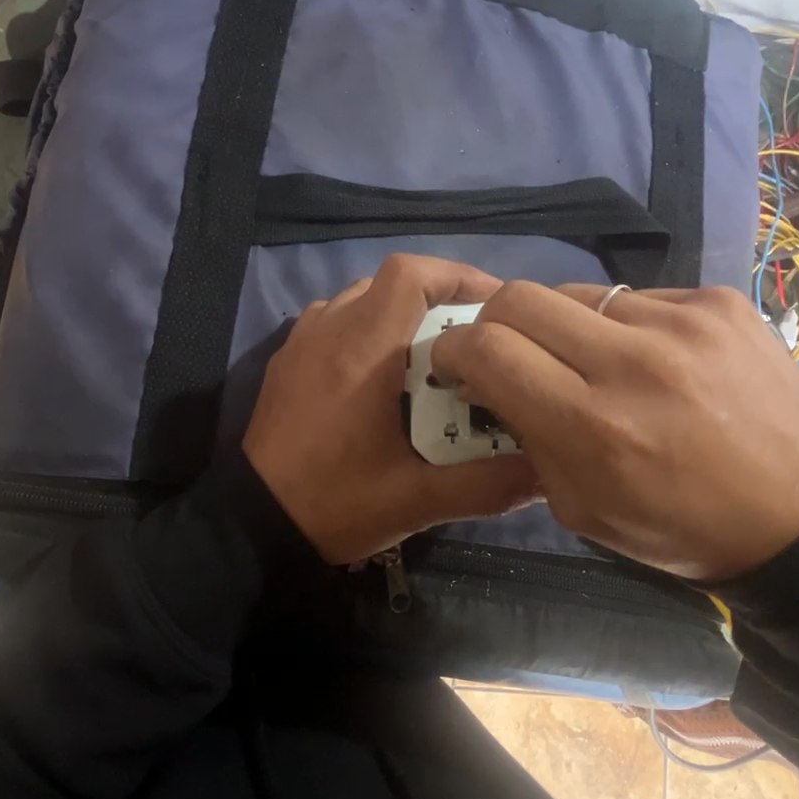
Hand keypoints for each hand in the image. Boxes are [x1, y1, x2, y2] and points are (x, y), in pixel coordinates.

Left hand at [243, 255, 541, 565]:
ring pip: (358, 301)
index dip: (456, 275)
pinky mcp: (284, 364)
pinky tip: (381, 378)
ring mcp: (299, 344)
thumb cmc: (334, 503)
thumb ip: (486, 483)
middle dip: (435, 300)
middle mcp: (327, 331)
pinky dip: (364, 332)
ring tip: (431, 357)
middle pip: (387, 283)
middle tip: (473, 341)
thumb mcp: (417, 501)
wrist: (252, 524)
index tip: (493, 307)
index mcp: (361, 350)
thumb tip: (547, 468)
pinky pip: (332, 324)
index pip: (409, 274)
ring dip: (397, 316)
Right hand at [429, 283, 798, 580]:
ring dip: (561, 325)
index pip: (486, 348)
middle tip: (505, 351)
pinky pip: (634, 296)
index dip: (453, 349)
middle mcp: (633, 361)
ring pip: (575, 292)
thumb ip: (525, 436)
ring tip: (586, 359)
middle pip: (518, 298)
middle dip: (492, 322)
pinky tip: (647, 358)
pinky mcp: (721, 303)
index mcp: (591, 425)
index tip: (455, 364)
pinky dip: (620, 324)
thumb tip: (492, 380)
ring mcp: (683, 322)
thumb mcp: (575, 506)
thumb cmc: (674, 527)